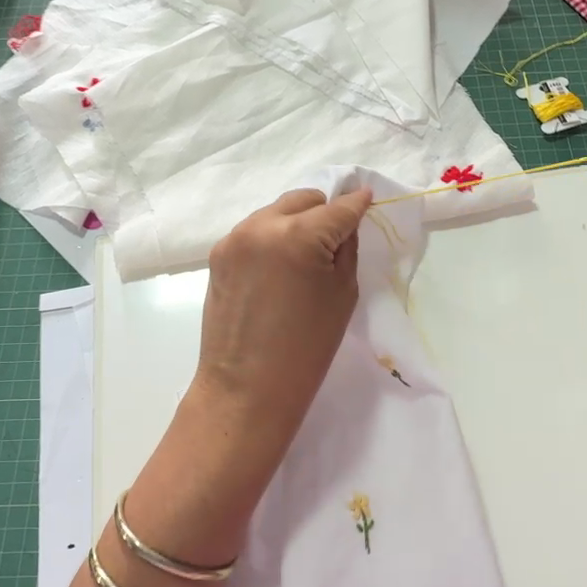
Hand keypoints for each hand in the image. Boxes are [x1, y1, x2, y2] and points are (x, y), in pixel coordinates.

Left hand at [195, 187, 372, 450]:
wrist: (246, 388)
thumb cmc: (306, 348)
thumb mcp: (342, 294)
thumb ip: (345, 248)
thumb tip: (345, 221)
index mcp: (298, 236)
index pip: (338, 208)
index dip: (357, 204)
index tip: (368, 199)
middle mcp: (262, 225)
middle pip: (303, 200)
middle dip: (323, 212)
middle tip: (335, 238)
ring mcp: (235, 237)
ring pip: (276, 211)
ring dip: (295, 223)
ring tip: (304, 258)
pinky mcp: (218, 252)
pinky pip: (255, 231)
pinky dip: (272, 239)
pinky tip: (278, 269)